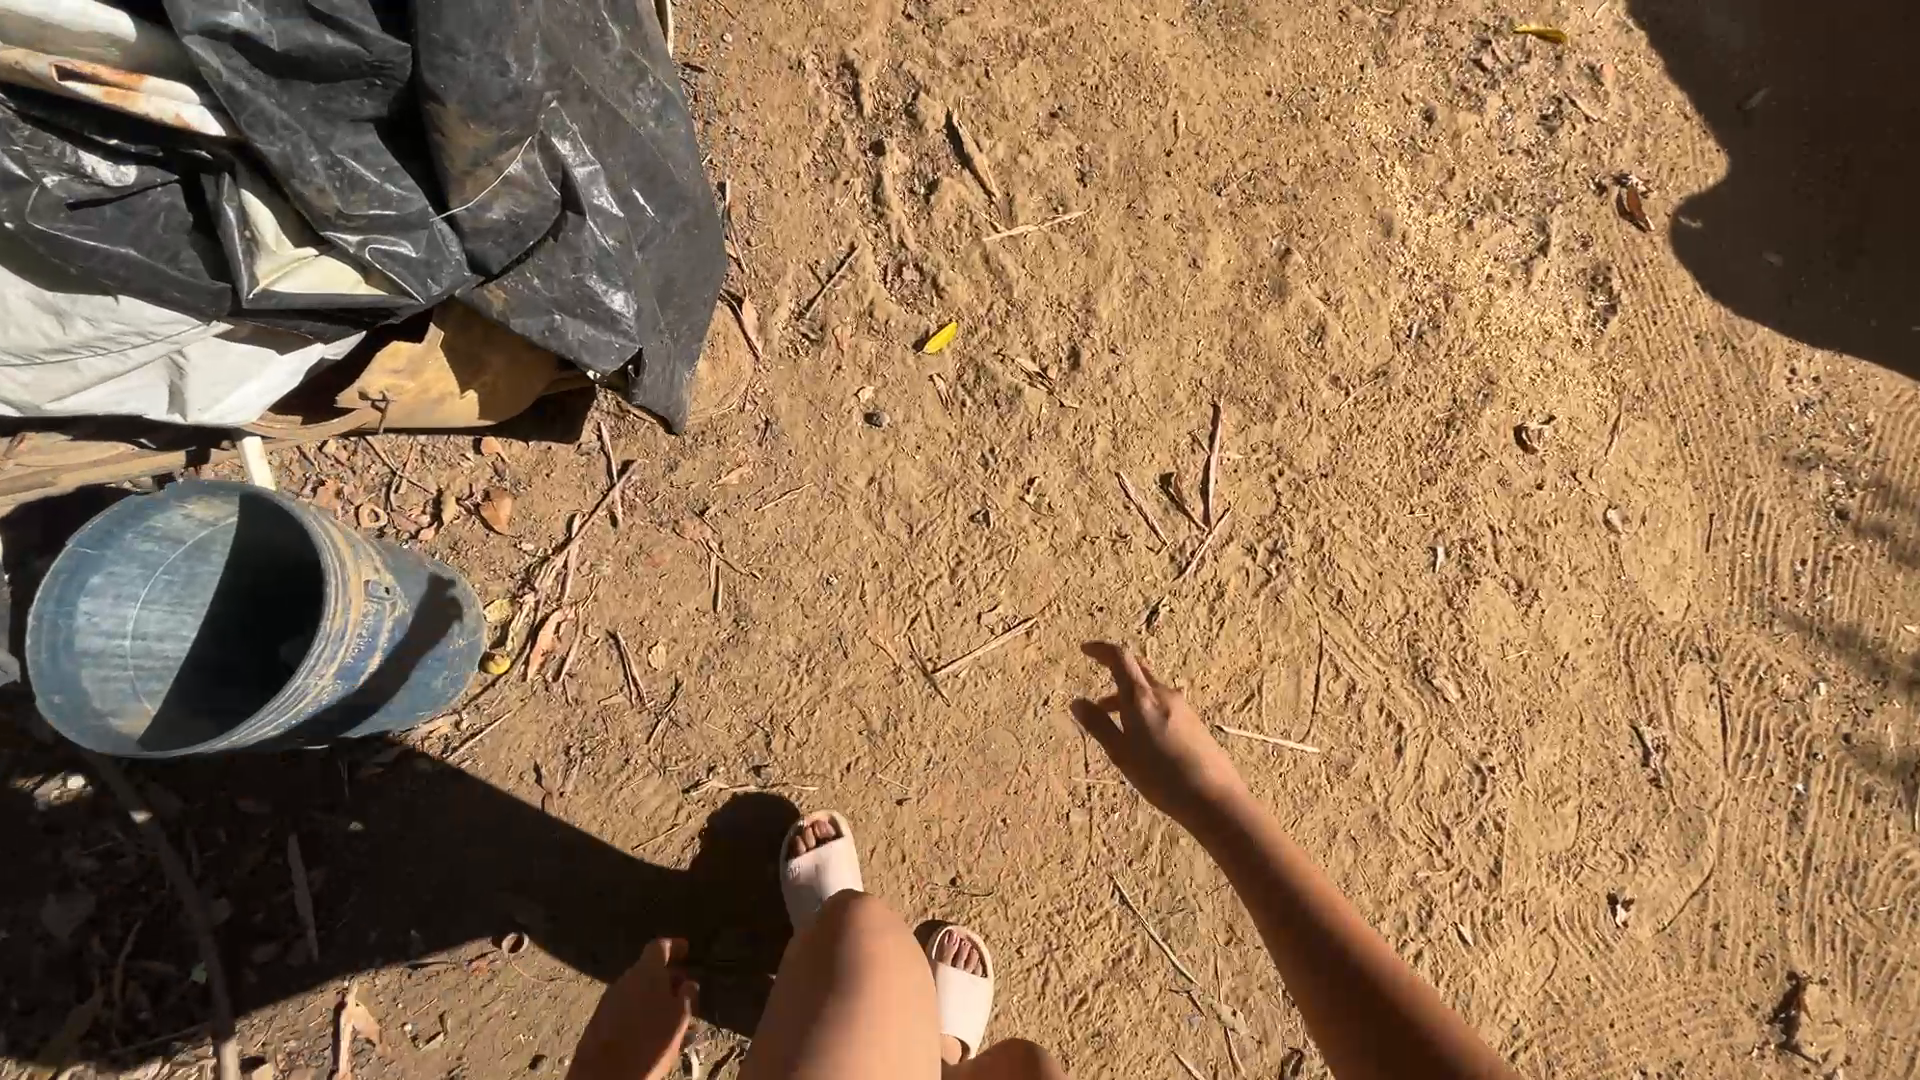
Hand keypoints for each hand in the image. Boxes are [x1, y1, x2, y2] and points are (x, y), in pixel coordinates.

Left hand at [567, 938, 696, 1079]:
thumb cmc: (649, 1043)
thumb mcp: (679, 1018)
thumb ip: (686, 996)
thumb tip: (688, 983)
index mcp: (645, 972)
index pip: (659, 946)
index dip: (674, 946)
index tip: (686, 951)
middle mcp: (624, 981)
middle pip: (647, 971)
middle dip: (666, 979)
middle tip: (682, 993)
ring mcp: (607, 1002)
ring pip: (636, 992)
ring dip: (653, 998)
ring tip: (669, 1018)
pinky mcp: (597, 1024)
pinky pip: (624, 1009)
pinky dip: (638, 1013)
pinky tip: (648, 1033)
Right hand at [1071, 642, 1247, 826]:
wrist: (1214, 798)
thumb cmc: (1161, 777)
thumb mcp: (1121, 753)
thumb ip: (1098, 725)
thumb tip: (1077, 702)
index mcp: (1141, 698)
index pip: (1120, 658)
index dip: (1101, 650)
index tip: (1085, 650)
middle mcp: (1163, 694)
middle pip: (1137, 668)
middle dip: (1115, 668)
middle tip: (1097, 673)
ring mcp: (1181, 707)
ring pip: (1149, 688)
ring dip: (1127, 694)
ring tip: (1111, 717)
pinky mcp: (1192, 722)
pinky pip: (1161, 702)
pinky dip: (1143, 706)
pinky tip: (1140, 733)